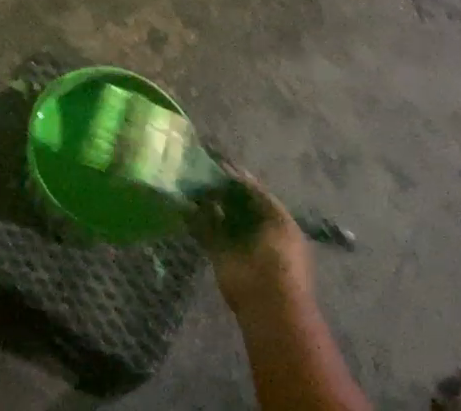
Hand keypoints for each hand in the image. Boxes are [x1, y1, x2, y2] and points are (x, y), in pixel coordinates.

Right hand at [191, 171, 314, 316]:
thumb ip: (256, 194)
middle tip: (196, 167)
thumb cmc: (280, 257)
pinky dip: (192, 217)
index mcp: (274, 221)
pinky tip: (181, 201)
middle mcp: (254, 228)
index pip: (253, 193)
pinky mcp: (217, 251)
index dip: (236, 177)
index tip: (215, 160)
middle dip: (217, 187)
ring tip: (187, 180)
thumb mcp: (277, 219)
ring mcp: (235, 240)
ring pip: (216, 214)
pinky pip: (202, 229)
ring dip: (204, 200)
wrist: (267, 300)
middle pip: (233, 202)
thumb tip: (235, 172)